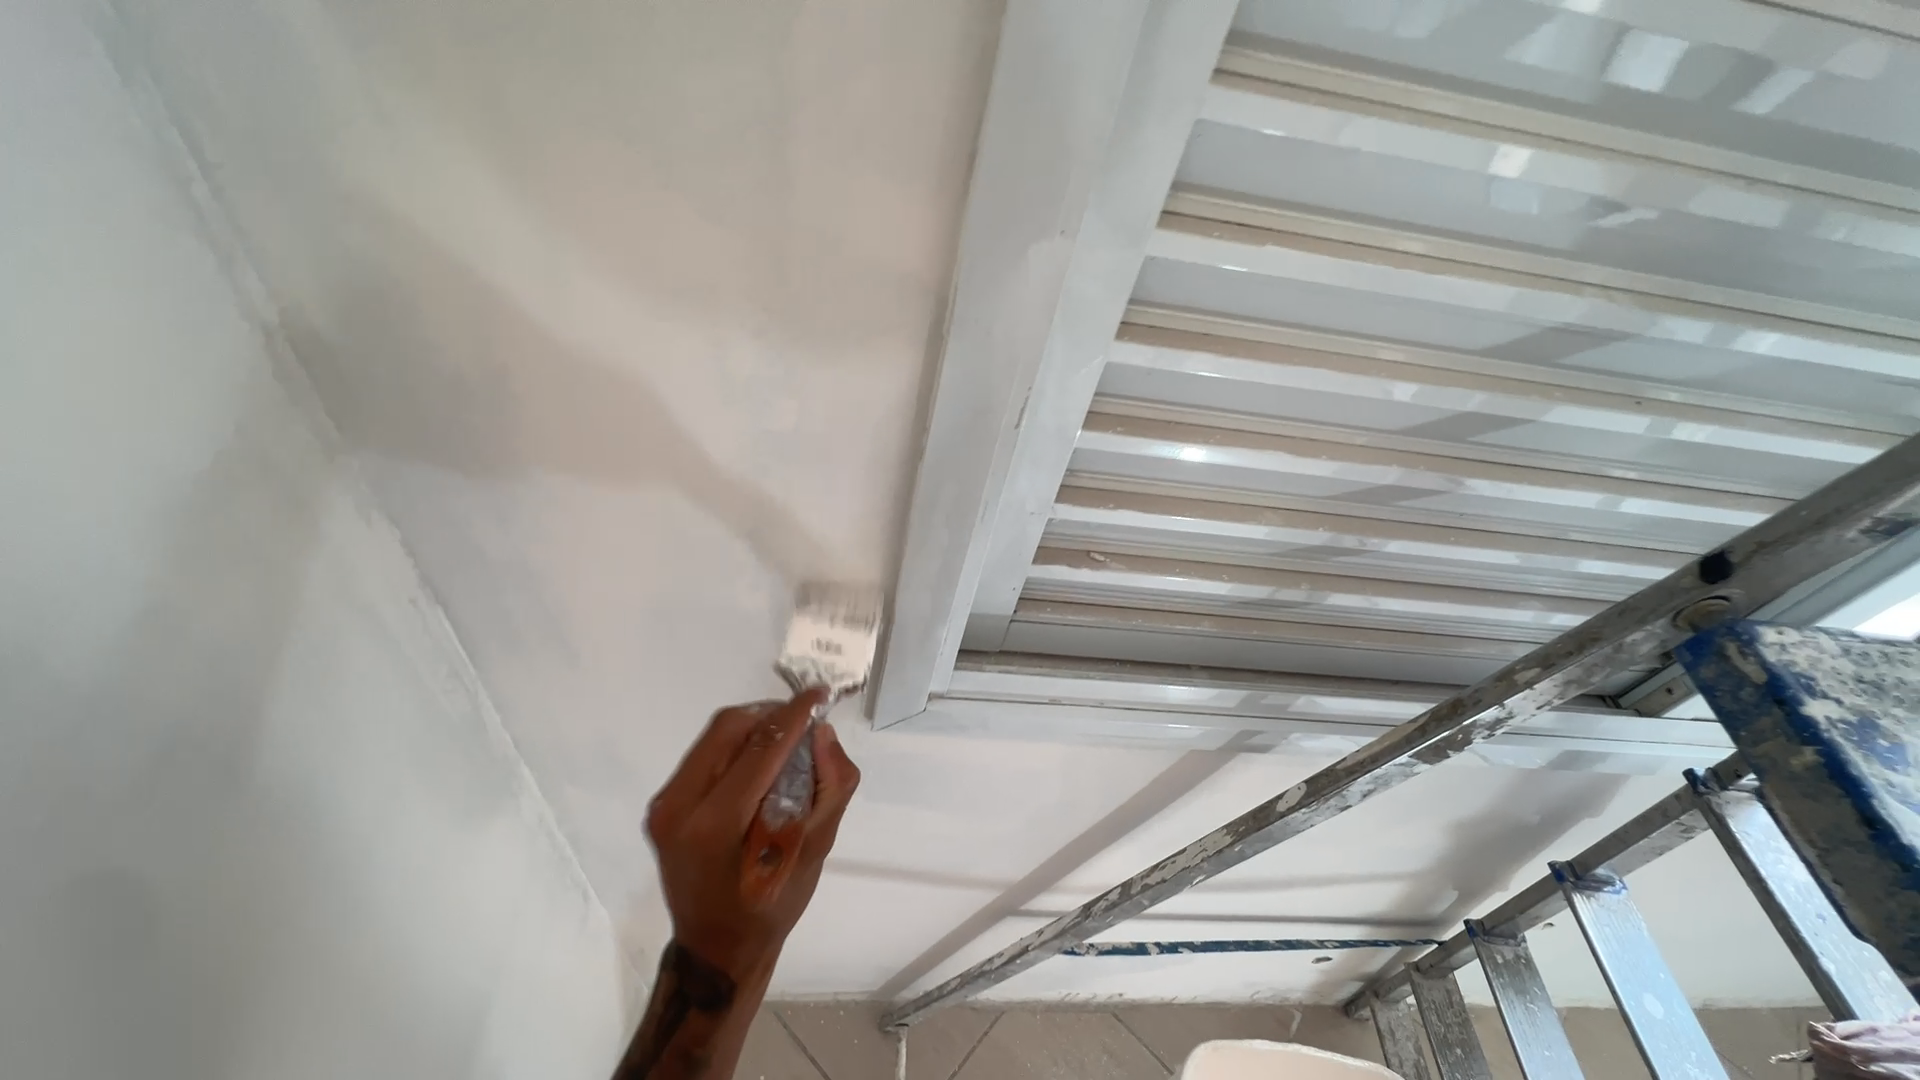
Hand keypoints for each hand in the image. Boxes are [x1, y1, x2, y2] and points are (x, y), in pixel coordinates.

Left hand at [645, 688, 860, 983]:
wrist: (717, 947)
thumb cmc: (771, 907)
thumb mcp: (815, 851)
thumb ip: (829, 787)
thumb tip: (822, 733)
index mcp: (713, 825)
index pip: (760, 748)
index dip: (794, 715)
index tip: (820, 695)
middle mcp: (678, 807)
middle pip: (728, 728)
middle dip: (772, 715)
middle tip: (805, 722)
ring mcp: (664, 805)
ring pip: (714, 736)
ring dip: (755, 728)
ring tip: (787, 741)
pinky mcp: (662, 805)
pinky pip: (705, 754)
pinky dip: (738, 746)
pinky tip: (761, 762)